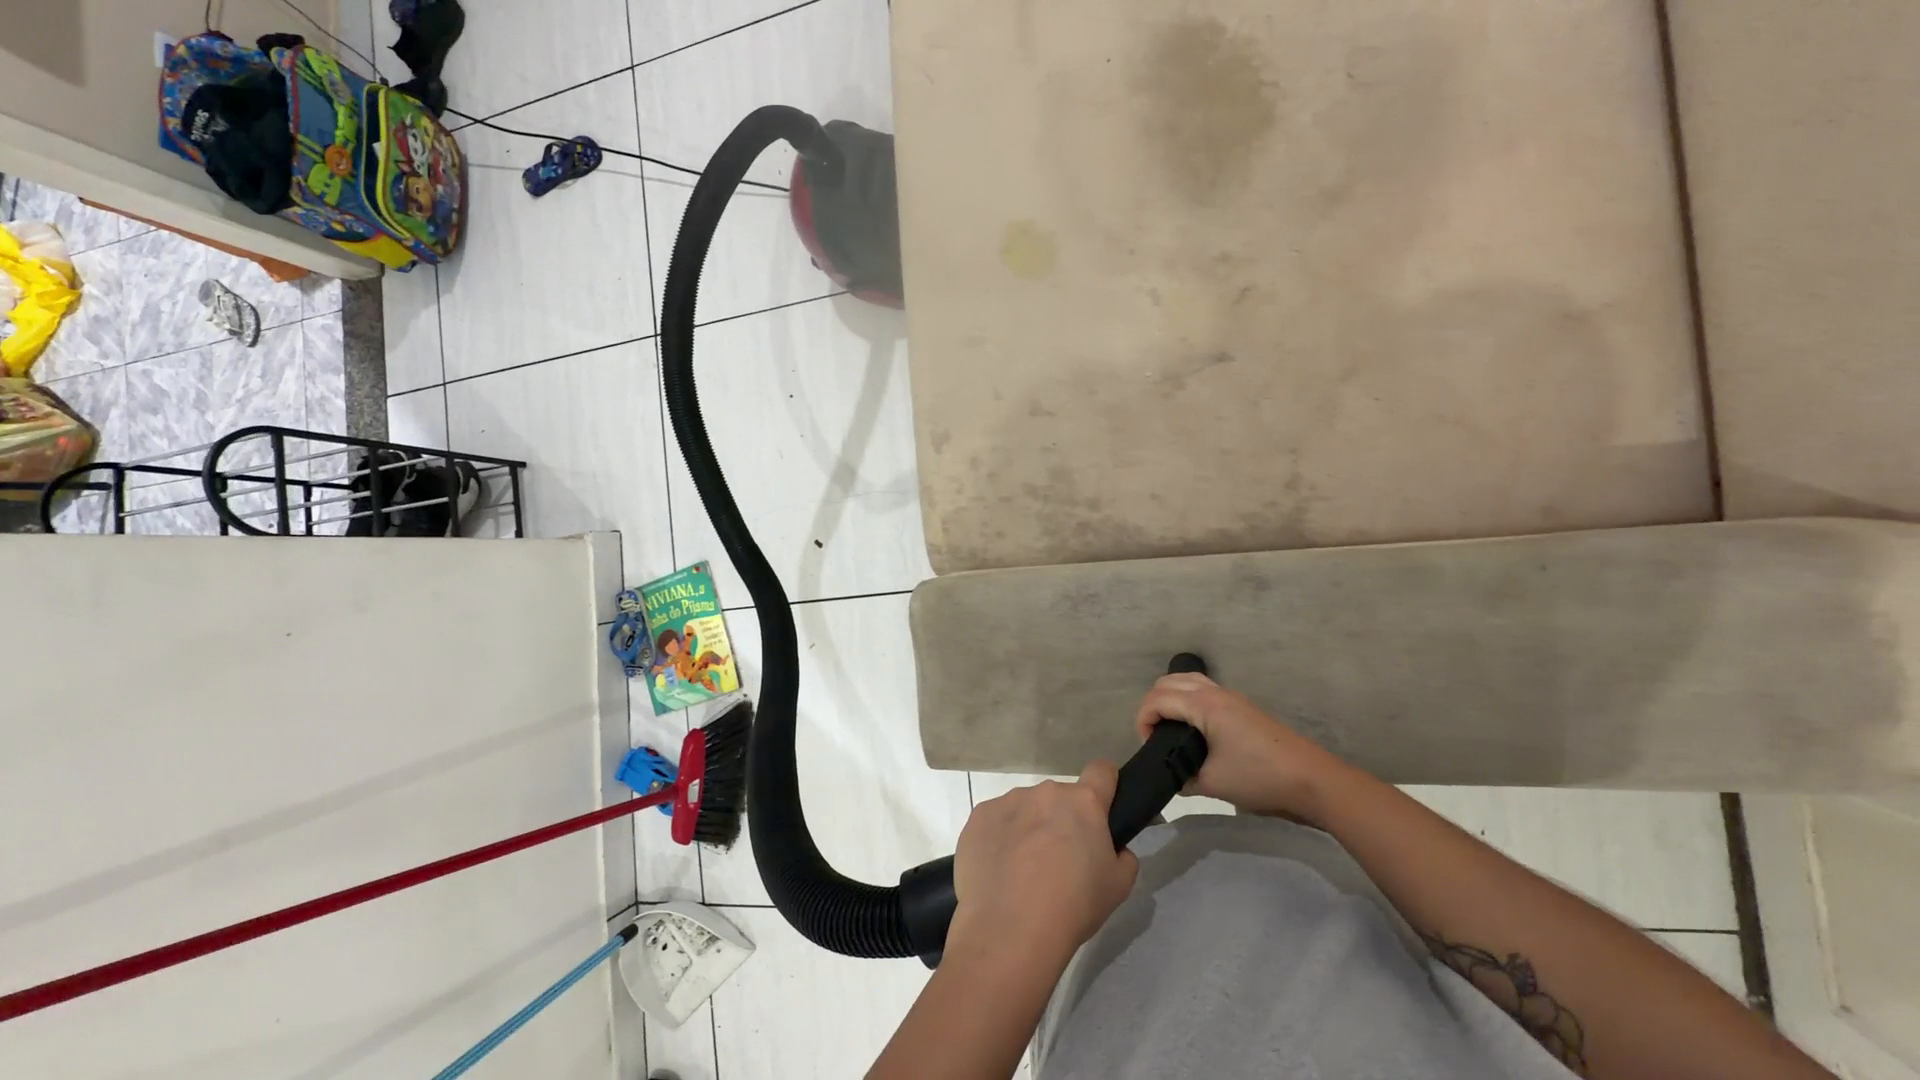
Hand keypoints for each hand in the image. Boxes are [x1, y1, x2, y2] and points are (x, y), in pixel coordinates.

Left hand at [950, 762, 1138, 960]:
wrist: (1010, 929)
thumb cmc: (1073, 906)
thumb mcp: (1119, 886)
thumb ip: (1122, 856)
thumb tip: (1111, 848)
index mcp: (1083, 802)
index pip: (1102, 771)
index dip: (1105, 785)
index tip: (1102, 806)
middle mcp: (1044, 793)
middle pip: (1059, 798)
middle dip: (1062, 819)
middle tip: (1059, 860)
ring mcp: (1007, 802)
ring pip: (1025, 809)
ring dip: (1029, 828)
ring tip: (1022, 872)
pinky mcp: (978, 818)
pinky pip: (996, 821)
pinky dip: (999, 839)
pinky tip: (999, 872)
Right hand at [1134, 672, 1347, 820]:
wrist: (1311, 781)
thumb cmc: (1258, 778)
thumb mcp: (1211, 784)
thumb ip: (1182, 778)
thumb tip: (1173, 777)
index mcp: (1204, 706)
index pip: (1157, 699)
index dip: (1143, 722)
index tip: (1148, 750)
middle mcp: (1216, 693)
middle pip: (1169, 681)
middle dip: (1153, 705)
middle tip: (1154, 738)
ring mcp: (1232, 698)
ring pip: (1189, 681)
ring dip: (1171, 699)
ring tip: (1170, 733)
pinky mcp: (1243, 708)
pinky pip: (1204, 691)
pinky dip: (1188, 701)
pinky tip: (1193, 731)